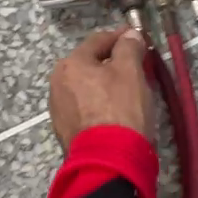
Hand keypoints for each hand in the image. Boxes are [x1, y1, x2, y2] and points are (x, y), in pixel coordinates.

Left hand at [48, 28, 150, 148]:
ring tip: (130, 90)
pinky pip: (86, 108)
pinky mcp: (65, 132)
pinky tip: (117, 112)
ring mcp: (59, 109)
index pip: (99, 40)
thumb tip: (130, 34)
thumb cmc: (120, 109)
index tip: (140, 38)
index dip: (121, 37)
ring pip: (88, 87)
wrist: (108, 163)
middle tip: (138, 66)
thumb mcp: (130, 71)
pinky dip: (100, 104)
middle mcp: (58, 83)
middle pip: (91, 64)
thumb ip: (129, 47)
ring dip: (106, 84)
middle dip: (114, 62)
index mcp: (71, 63)